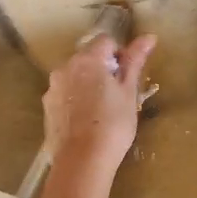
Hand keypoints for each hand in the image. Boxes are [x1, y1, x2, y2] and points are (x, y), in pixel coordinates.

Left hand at [42, 33, 155, 175]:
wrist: (82, 160)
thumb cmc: (113, 124)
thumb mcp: (129, 92)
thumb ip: (135, 61)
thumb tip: (149, 36)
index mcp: (87, 59)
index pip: (106, 41)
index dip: (120, 55)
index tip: (127, 77)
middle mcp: (65, 67)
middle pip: (88, 58)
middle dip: (103, 70)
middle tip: (118, 95)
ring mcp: (53, 88)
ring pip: (75, 77)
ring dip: (88, 84)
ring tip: (101, 111)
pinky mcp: (47, 107)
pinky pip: (65, 95)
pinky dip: (76, 100)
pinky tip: (86, 121)